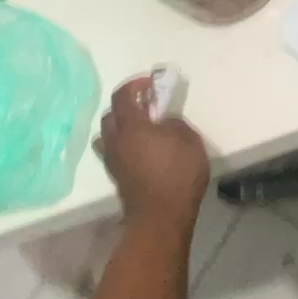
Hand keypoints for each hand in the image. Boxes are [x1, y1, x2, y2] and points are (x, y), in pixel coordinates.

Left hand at [96, 75, 209, 234]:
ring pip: (108, 135)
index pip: (122, 96)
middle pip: (111, 115)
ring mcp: (113, 160)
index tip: (150, 83)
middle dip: (127, 106)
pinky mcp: (117, 176)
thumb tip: (163, 122)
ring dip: (122, 127)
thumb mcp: (189, 140)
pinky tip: (142, 150)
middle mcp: (115, 140)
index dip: (135, 84)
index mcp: (131, 126)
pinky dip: (124, 144)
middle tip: (147, 106)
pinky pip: (114, 151)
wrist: (161, 216)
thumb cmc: (178, 173)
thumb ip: (174, 123)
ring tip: (142, 130)